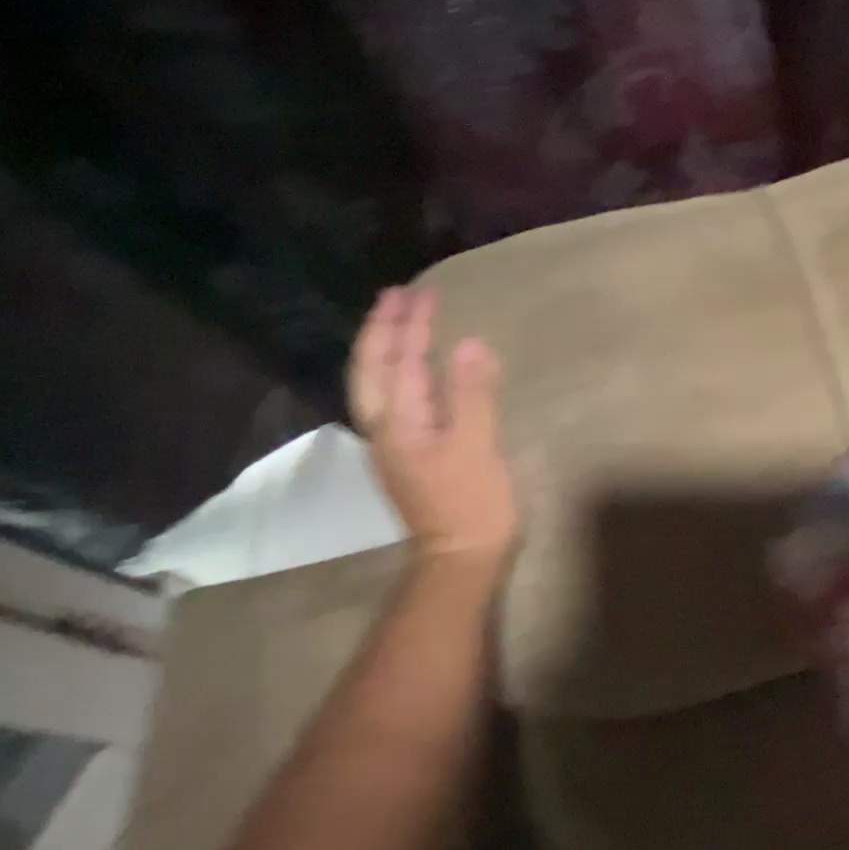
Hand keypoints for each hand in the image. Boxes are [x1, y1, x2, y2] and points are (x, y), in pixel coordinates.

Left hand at [348, 287, 516, 563]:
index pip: (401, 360)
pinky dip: (394, 371)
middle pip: (371, 368)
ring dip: (382, 347)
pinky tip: (409, 369)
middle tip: (398, 295)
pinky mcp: (406, 455)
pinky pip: (390, 398)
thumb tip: (470, 344)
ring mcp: (391, 444)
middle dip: (382, 329)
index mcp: (399, 422)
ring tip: (396, 321)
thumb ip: (471, 395)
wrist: (460, 558)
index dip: (412, 325)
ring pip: (374, 384)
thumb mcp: (477, 447)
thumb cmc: (472, 502)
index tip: (425, 291)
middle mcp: (384, 429)